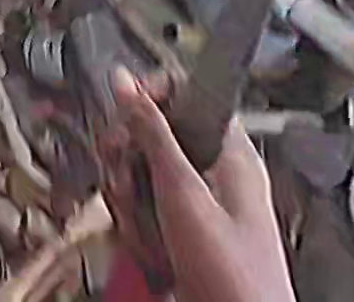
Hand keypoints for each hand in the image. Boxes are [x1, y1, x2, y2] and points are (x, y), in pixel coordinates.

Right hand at [108, 68, 294, 301]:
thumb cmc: (230, 273)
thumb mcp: (182, 191)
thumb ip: (150, 130)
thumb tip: (124, 80)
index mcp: (228, 151)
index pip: (184, 91)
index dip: (151, 93)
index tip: (124, 109)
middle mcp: (211, 169)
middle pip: (150, 130)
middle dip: (127, 153)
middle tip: (124, 170)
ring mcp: (192, 198)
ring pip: (137, 166)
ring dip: (128, 192)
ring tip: (141, 220)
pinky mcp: (176, 224)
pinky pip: (138, 199)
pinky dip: (131, 217)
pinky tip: (143, 239)